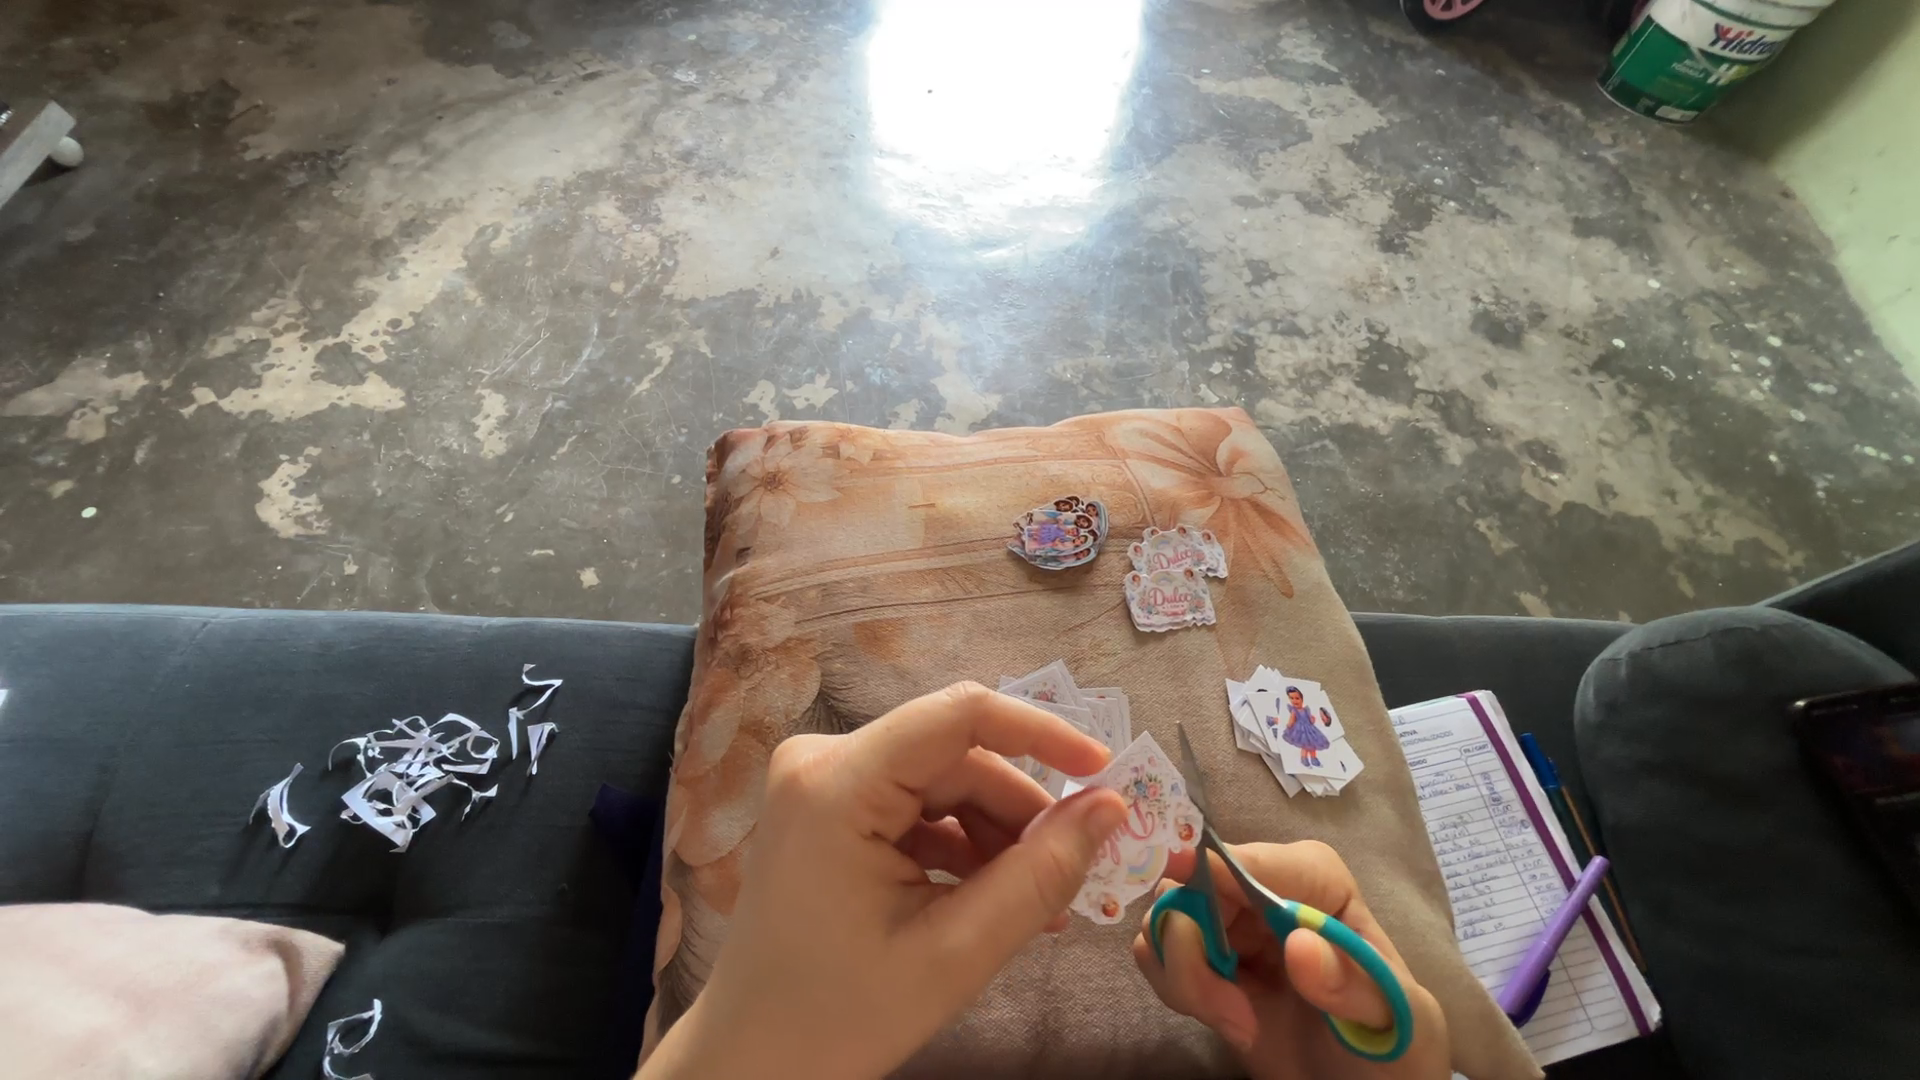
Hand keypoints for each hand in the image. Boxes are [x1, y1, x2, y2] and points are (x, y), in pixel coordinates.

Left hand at [643, 683, 1127, 1079]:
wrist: (751, 1060)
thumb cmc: (839, 1017)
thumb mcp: (954, 952)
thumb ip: (1040, 874)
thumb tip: (1110, 806)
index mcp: (837, 782)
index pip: (957, 715)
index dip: (1038, 731)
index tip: (1103, 770)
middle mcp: (823, 757)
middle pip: (954, 757)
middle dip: (1019, 813)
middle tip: (1072, 873)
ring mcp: (823, 776)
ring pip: (942, 781)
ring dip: (994, 834)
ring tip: (1035, 903)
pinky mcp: (830, 799)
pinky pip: (917, 802)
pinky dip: (960, 842)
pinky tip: (990, 894)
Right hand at [1133, 841, 1449, 1079]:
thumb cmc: (1391, 1048)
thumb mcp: (1398, 1019)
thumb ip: (1355, 983)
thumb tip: (1298, 944)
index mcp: (1312, 881)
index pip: (1251, 860)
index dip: (1213, 866)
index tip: (1181, 876)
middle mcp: (1258, 888)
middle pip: (1191, 883)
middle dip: (1195, 947)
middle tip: (1230, 1009)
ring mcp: (1224, 922)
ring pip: (1165, 916)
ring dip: (1186, 976)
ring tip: (1236, 1023)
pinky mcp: (1198, 958)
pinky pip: (1154, 950)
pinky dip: (1174, 987)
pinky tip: (1219, 1019)